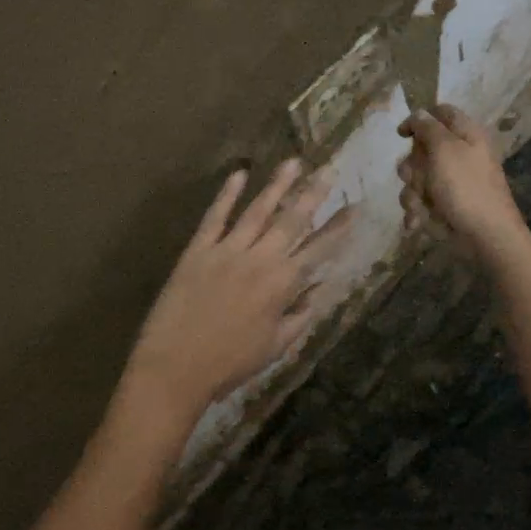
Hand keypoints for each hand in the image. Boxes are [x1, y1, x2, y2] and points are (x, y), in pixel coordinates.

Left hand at [122, 161, 351, 417]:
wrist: (175, 367)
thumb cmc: (230, 364)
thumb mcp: (276, 346)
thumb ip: (301, 315)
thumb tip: (321, 289)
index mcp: (282, 285)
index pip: (318, 250)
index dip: (338, 228)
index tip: (354, 207)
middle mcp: (259, 259)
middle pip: (291, 220)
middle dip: (313, 194)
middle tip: (329, 170)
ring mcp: (226, 251)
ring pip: (257, 210)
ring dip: (277, 185)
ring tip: (294, 162)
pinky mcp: (197, 250)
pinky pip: (215, 216)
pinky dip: (227, 194)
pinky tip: (239, 174)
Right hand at [396, 105, 527, 257]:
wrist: (485, 236)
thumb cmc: (466, 188)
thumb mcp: (445, 150)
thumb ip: (428, 128)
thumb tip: (419, 114)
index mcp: (465, 135)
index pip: (440, 113)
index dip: (419, 120)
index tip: (402, 135)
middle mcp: (459, 155)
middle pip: (422, 149)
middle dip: (413, 167)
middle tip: (417, 178)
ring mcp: (452, 182)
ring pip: (417, 178)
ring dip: (412, 193)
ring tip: (420, 206)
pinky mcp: (445, 204)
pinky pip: (420, 201)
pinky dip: (417, 211)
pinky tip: (417, 222)